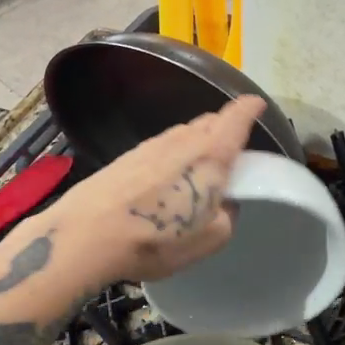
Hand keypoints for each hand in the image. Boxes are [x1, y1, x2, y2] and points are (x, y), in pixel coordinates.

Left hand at [39, 97, 265, 287]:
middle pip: (210, 121)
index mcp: (212, 155)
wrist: (86, 235)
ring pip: (184, 133)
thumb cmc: (158, 237)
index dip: (251, 108)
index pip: (237, 117)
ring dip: (197, 142)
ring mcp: (151, 146)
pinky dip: (173, 155)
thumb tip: (225, 202)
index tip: (258, 105)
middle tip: (232, 149)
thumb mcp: (211, 238)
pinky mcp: (126, 157)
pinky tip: (166, 180)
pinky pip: (161, 147)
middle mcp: (183, 141)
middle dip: (225, 128)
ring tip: (198, 168)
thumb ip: (228, 215)